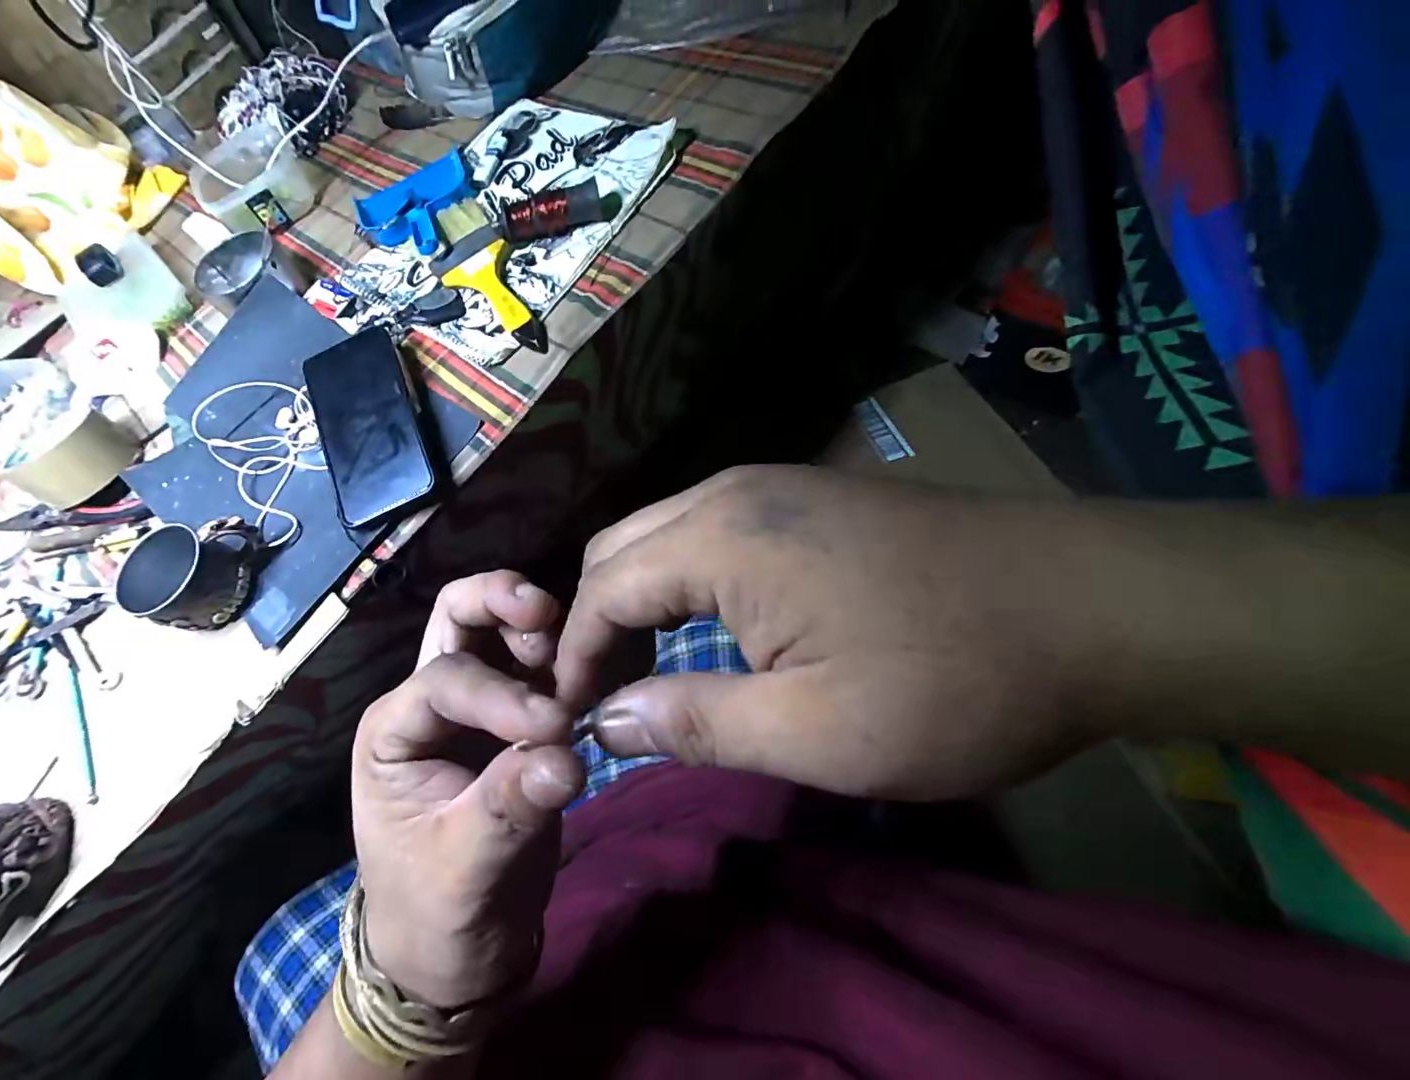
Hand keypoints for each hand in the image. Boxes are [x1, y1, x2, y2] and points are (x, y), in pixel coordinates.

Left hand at [353, 572, 580, 1009]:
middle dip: (497, 600)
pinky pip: (537, 669)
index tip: (556, 728)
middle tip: (544, 610)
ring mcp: (473, 706)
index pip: (444, 681)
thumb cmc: (435, 912)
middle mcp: (427, 703)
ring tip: (575, 648)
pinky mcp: (515, 723)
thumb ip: (507, 809)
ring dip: (534, 624)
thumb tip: (566, 758)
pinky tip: (594, 668)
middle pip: (456, 618)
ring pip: (495, 630)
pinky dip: (563, 658)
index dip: (498, 696)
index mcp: (393, 730)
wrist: (453, 951)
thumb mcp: (464, 871)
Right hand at [554, 465, 1124, 798]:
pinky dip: (673, 578)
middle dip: (594, 620)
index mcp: (720, 539)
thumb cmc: (956, 679)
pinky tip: (697, 622)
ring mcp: (764, 486)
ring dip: (632, 597)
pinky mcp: (798, 495)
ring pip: (654, 535)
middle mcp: (726, 493)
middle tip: (604, 690)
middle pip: (614, 550)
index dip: (575, 654)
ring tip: (641, 662)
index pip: (603, 590)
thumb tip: (605, 724)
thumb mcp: (819, 732)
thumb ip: (694, 724)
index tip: (572, 712)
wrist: (1107, 604)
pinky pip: (697, 529)